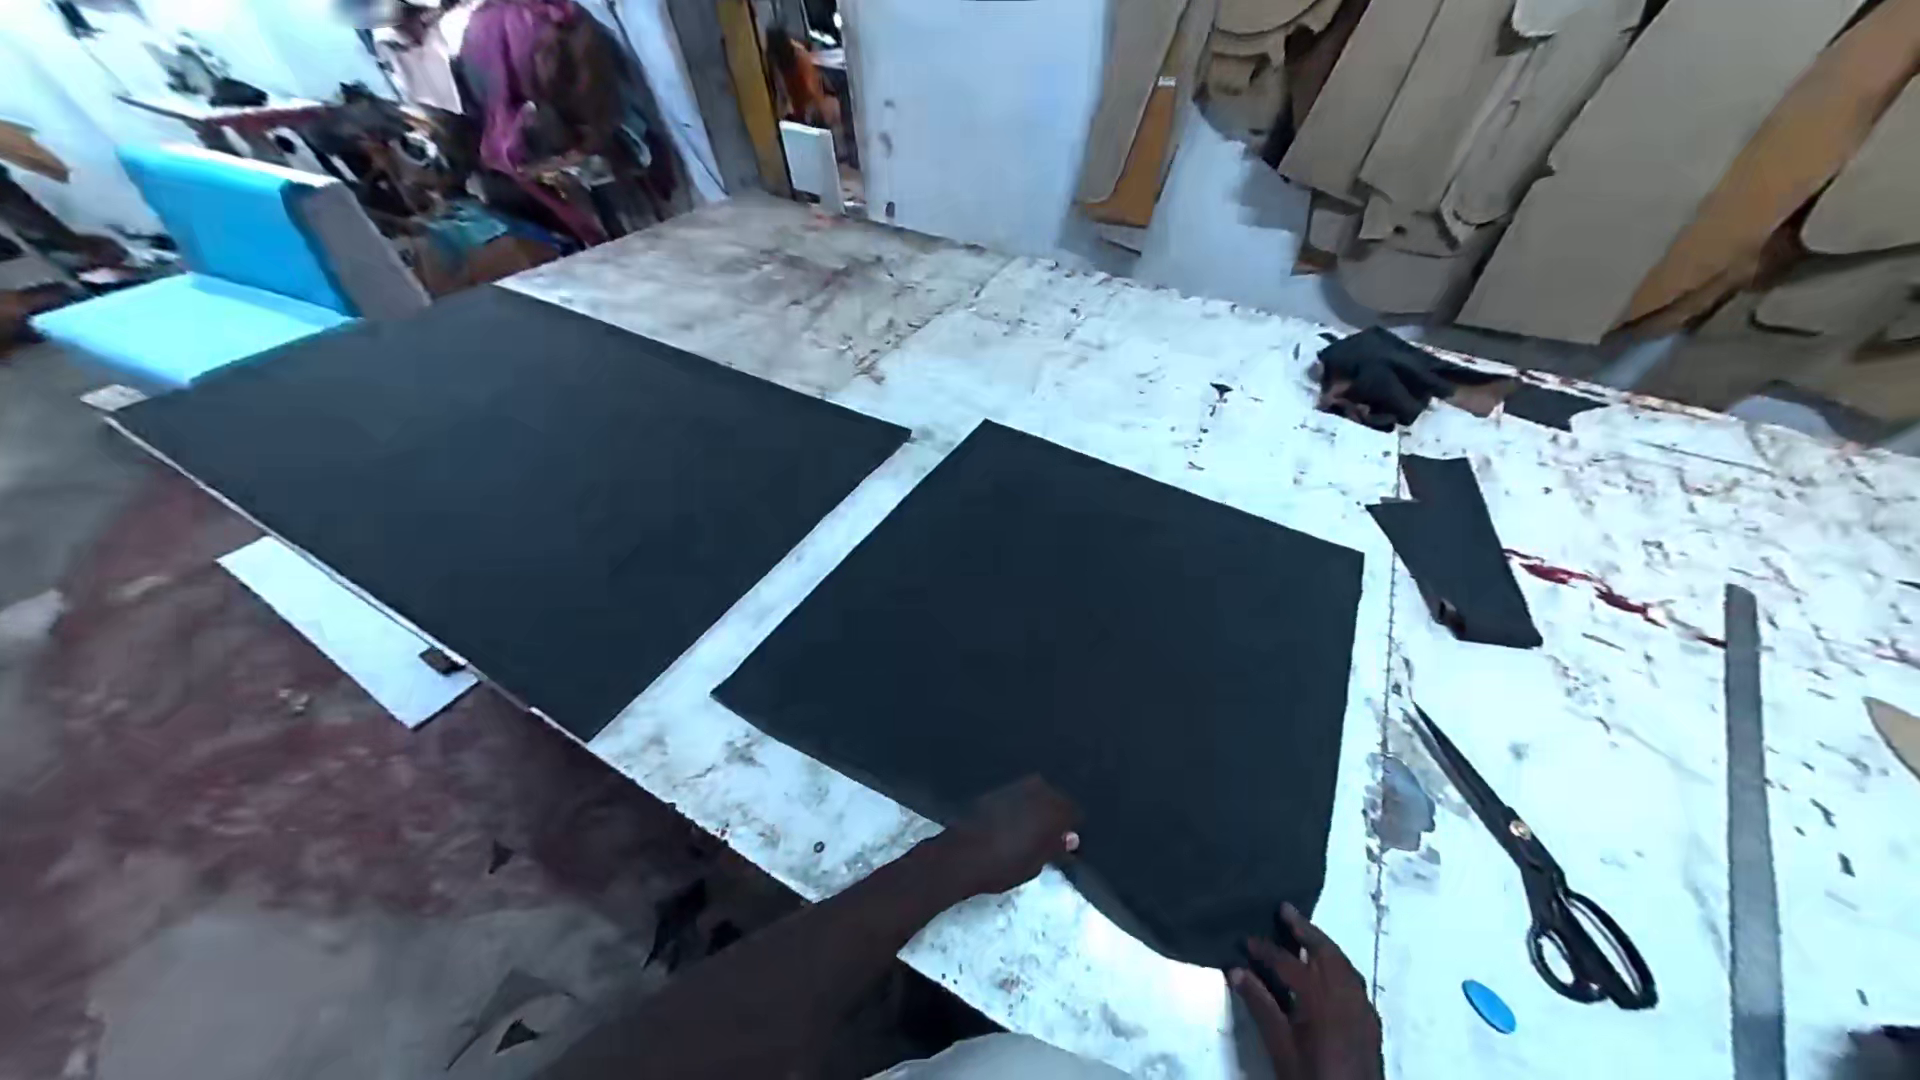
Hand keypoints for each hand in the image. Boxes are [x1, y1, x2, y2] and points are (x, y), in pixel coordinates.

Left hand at [932, 776, 1081, 897]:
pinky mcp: (996, 789)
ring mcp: (1014, 786)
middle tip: (1050, 835)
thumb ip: (1056, 847)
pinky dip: (1020, 804)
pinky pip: (1018, 793)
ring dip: (1038, 806)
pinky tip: (1013, 821)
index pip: (1074, 811)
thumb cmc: (1003, 865)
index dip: (1072, 826)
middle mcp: (1036, 790)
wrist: (961, 855)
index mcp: (1051, 809)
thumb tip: (1071, 837)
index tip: (1067, 840)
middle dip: (1056, 813)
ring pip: (1037, 792)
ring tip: (1031, 829)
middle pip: (1056, 797)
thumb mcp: (1035, 864)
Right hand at [1230, 904, 1382, 1079]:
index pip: (1288, 963)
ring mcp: (1362, 1012)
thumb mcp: (1279, 1047)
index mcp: (1321, 1000)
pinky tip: (1328, 970)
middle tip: (1285, 909)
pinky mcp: (1370, 1025)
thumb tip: (1236, 970)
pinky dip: (1339, 965)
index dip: (1265, 949)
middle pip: (1326, 953)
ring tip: (1304, 931)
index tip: (1246, 941)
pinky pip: (1354, 982)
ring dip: (1324, 944)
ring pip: (1344, 965)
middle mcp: (1345, 998)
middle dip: (1305, 929)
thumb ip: (1260, 1005)